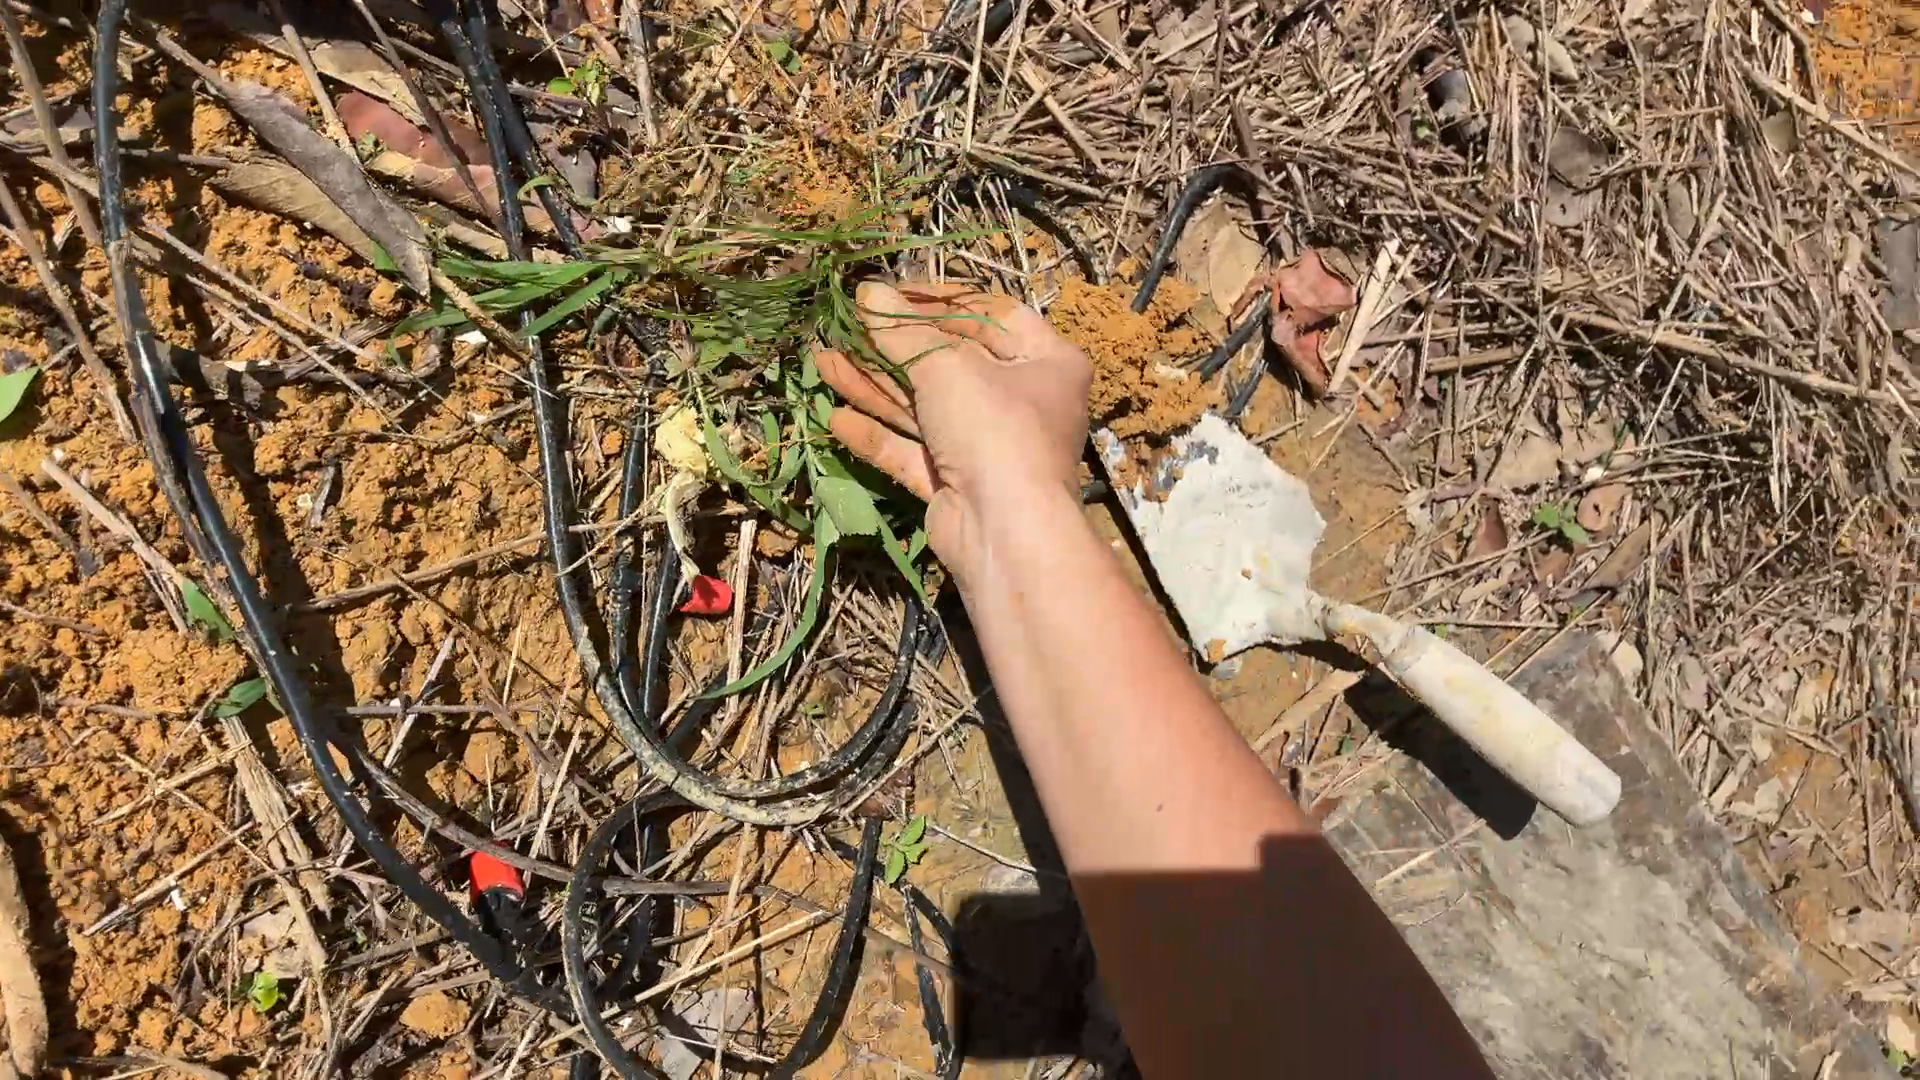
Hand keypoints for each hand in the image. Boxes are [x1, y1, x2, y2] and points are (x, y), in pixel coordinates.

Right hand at [816, 280, 1091, 583]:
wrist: (1006, 531)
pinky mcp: (957, 484)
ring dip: (874, 387)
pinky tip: (836, 420)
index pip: (991, 314)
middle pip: (950, 364)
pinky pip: (914, 451)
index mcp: (1047, 362)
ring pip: (925, 409)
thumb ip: (903, 331)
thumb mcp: (948, 367)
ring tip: (822, 362)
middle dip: (893, 347)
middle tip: (846, 325)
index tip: (891, 291)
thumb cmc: (995, 428)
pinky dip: (878, 435)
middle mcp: (1022, 403)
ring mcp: (989, 447)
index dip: (940, 299)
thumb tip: (868, 292)